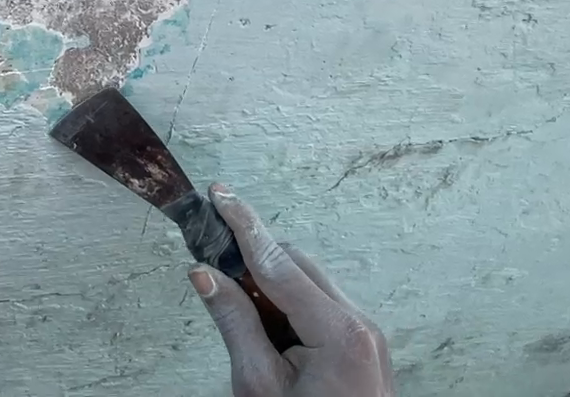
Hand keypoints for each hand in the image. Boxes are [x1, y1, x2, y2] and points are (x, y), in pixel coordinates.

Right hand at [188, 185, 392, 396]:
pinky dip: (287, 303)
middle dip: (252, 259)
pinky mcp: (362, 345)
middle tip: (213, 267)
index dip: (243, 223)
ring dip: (269, 283)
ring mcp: (366, 334)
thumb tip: (203, 271)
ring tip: (242, 314)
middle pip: (294, 264)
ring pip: (305, 280)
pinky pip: (318, 303)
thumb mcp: (258, 386)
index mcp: (338, 333)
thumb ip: (233, 321)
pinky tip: (268, 330)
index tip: (218, 193)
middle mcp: (360, 323)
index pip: (277, 261)